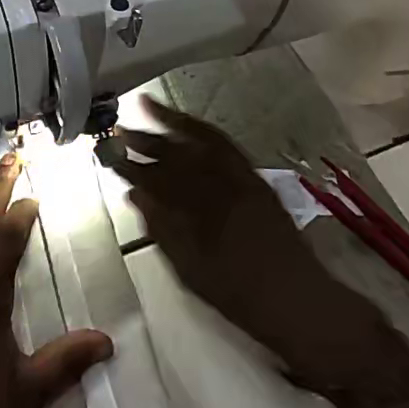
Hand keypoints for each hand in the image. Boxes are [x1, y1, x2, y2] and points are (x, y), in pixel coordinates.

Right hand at [114, 98, 408, 407]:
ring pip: (197, 141)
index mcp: (198, 211)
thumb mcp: (191, 270)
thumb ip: (161, 228)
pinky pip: (224, 144)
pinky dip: (201, 128)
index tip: (107, 155)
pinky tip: (185, 123)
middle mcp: (219, 187)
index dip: (127, 164)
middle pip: (172, 154)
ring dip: (169, 122)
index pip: (152, 177)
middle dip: (142, 140)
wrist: (301, 302)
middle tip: (117, 130)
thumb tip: (134, 194)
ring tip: (146, 105)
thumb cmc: (239, 294)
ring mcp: (239, 178)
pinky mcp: (254, 177)